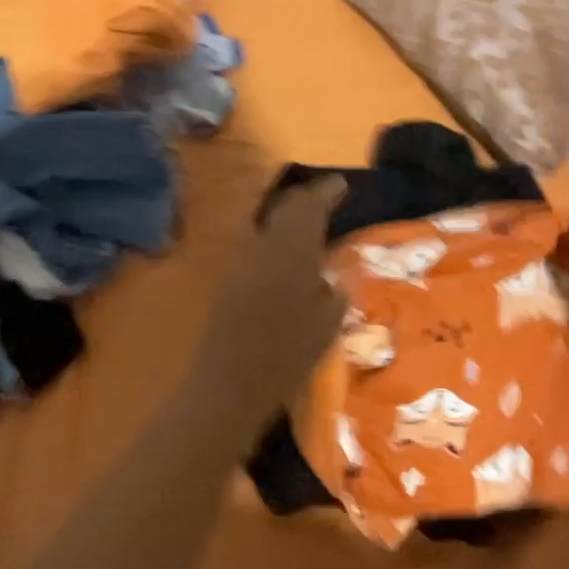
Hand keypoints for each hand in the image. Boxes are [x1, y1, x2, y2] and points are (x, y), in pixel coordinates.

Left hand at [193, 176, 349, 417]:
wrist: (228, 384)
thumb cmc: (287, 357)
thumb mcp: (326, 326)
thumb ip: (335, 294)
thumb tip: (338, 277)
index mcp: (293, 250)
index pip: (311, 208)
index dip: (326, 193)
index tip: (341, 184)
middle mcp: (265, 246)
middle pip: (285, 209)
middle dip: (306, 200)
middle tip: (325, 199)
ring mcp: (242, 261)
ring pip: (268, 225)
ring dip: (288, 218)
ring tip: (308, 224)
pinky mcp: (229, 280)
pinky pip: (256, 245)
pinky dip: (274, 240)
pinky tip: (283, 256)